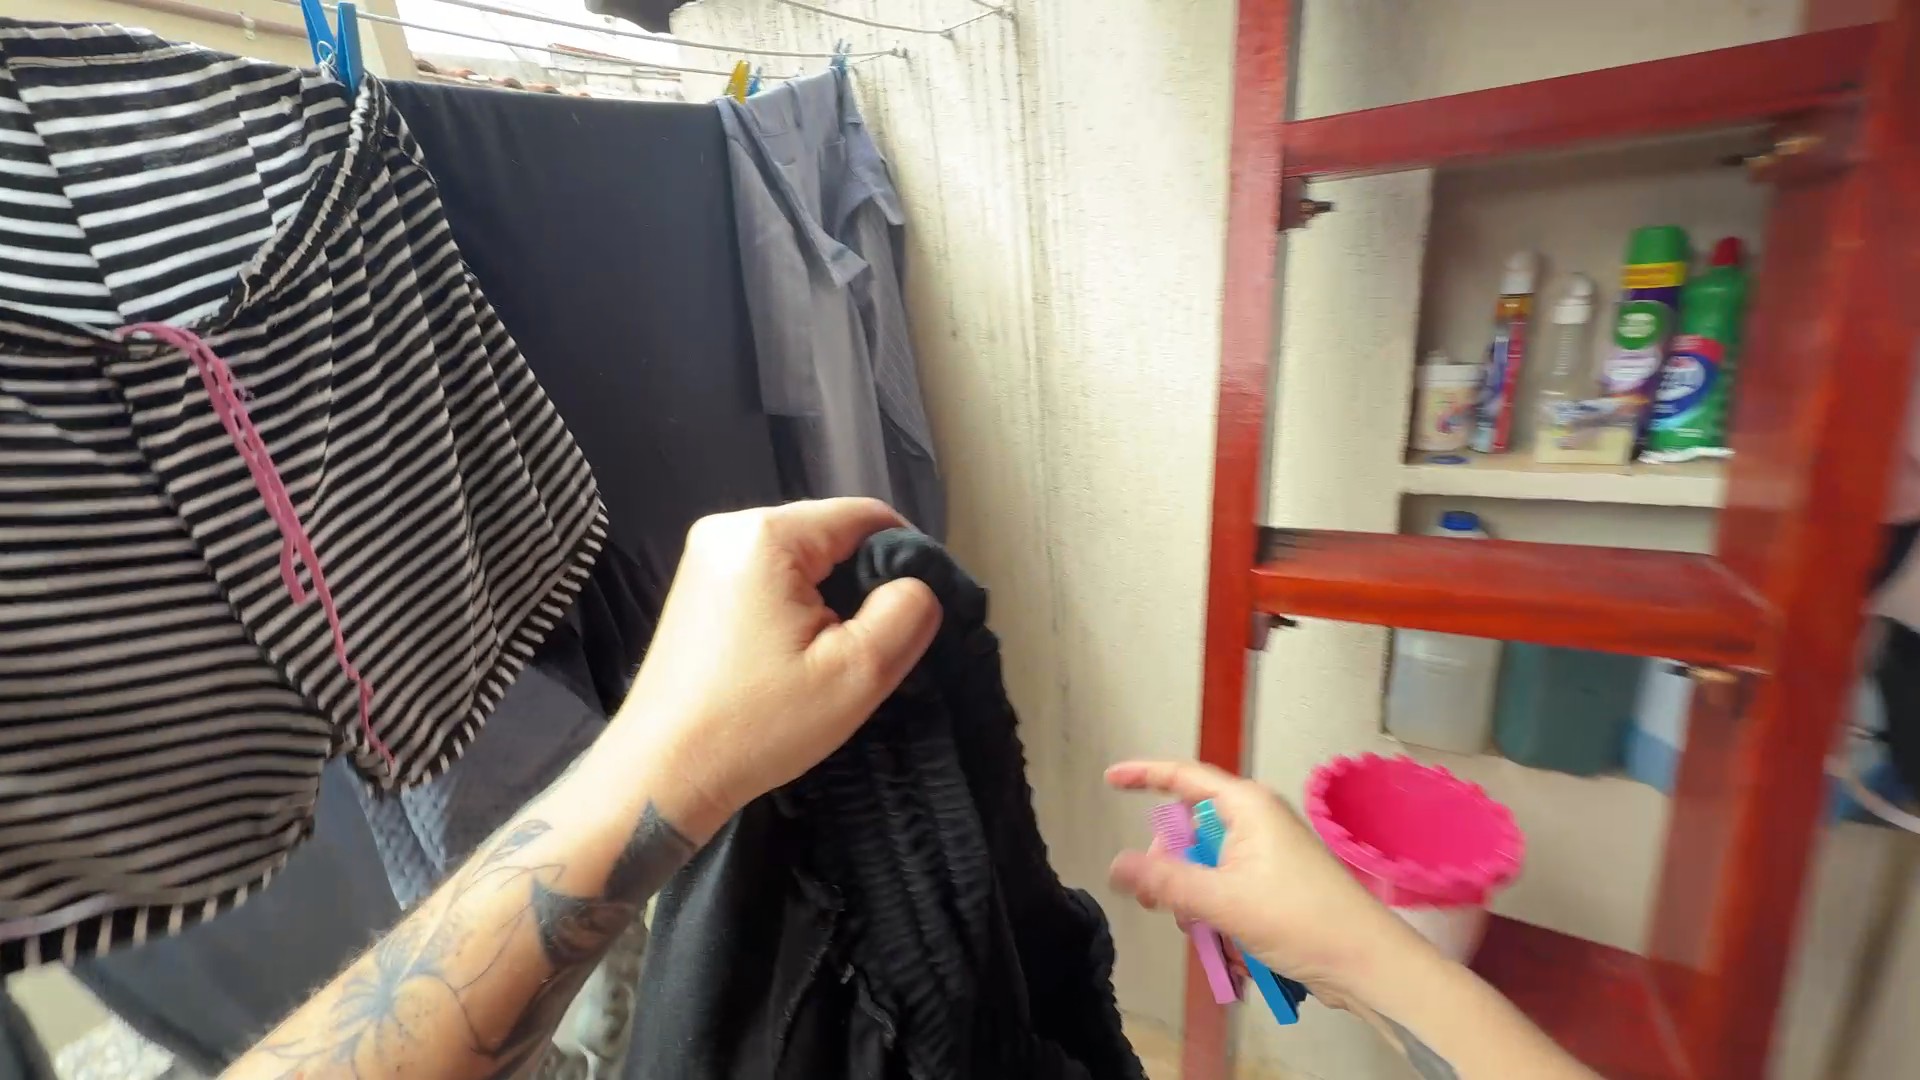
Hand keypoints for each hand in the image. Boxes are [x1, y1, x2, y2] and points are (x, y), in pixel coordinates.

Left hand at [609, 499, 942, 840]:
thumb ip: (908, 612)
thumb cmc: (759, 724)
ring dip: (834, 595)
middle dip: (865, 580)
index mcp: (768, 535)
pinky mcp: (700, 583)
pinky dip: (800, 603)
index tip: (914, 612)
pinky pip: (774, 573)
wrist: (661, 775)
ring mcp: (708, 554)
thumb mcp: (857, 673)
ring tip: (834, 651)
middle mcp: (731, 527)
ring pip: (806, 556)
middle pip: (833, 533)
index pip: (866, 516)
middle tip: (873, 642)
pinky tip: (798, 649)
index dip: (906, 557)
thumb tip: (917, 584)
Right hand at [1106, 760, 1436, 1006]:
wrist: (1372, 966)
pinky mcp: (1277, 877)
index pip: (1182, 775)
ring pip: (1207, 860)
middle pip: (1190, 827)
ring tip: (1201, 931)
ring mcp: (1268, 847)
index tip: (1110, 778)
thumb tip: (1115, 865)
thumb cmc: (1300, 920)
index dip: (1143, 774)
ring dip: (1194, 895)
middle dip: (1171, 864)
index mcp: (1245, 804)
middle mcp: (1256, 816)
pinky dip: (1216, 906)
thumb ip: (1165, 880)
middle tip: (1157, 900)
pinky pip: (1227, 880)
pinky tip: (1224, 940)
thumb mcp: (1222, 900)